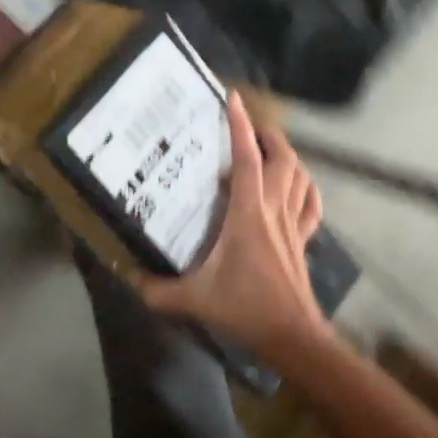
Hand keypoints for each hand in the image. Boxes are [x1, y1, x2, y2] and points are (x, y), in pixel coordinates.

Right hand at [138, 91, 328, 351]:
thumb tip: (126, 274)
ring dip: (288, 156)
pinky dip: (306, 188)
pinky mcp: (304, 242)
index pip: (248, 158)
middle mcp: (275, 210)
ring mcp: (294, 225)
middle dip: (267, 134)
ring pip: (301, 177)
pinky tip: (296, 188)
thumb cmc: (245, 307)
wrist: (293, 339)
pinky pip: (311, 206)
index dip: (240, 125)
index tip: (233, 99)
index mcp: (249, 212)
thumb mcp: (193, 298)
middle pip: (283, 158)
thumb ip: (157, 288)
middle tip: (247, 123)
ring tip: (269, 149)